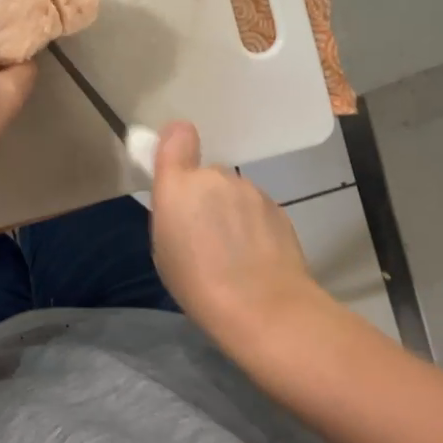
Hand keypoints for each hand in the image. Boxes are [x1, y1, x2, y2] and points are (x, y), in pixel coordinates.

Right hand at [149, 121, 333, 347]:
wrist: (261, 306)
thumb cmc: (196, 282)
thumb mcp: (164, 247)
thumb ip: (173, 212)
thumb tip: (187, 205)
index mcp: (178, 185)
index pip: (178, 136)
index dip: (176, 144)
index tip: (175, 166)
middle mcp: (214, 178)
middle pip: (205, 176)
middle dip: (204, 197)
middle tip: (203, 234)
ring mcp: (250, 190)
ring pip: (233, 193)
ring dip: (230, 212)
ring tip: (233, 252)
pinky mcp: (278, 208)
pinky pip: (256, 209)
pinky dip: (253, 225)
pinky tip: (256, 257)